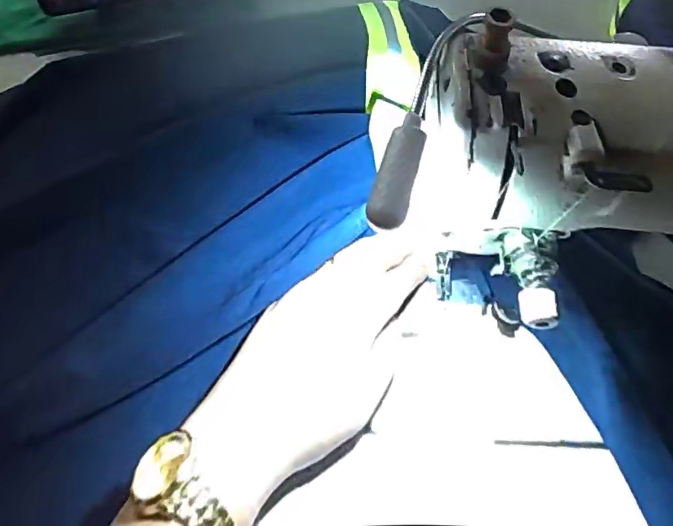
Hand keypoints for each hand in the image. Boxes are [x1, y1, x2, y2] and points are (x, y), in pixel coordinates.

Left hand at [114, 232, 426, 524]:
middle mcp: (336, 292)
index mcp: (363, 312)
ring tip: (387, 243)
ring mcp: (306, 293)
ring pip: (346, 258)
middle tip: (416, 239)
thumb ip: (391, 348)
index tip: (431, 257)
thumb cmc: (314, 418)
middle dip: (397, 246)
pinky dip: (344, 260)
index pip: (399, 278)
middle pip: (373, 257)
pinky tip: (347, 265)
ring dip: (372, 247)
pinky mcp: (283, 303)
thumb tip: (404, 318)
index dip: (418, 265)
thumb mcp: (368, 392)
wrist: (240, 433)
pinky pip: (323, 269)